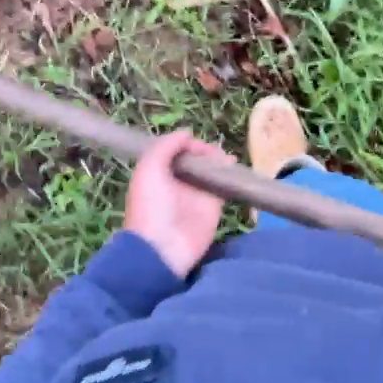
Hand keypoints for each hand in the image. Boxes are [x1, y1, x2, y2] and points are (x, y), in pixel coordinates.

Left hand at [124, 131, 232, 277]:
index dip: (185, 144)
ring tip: (224, 156)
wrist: (161, 248)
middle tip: (211, 150)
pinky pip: (222, 187)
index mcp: (158, 172)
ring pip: (210, 170)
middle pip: (195, 159)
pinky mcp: (212, 207)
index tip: (193, 142)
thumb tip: (186, 133)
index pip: (175, 150)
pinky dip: (229, 176)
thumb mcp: (149, 168)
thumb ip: (166, 146)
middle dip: (203, 150)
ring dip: (218, 160)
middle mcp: (177, 181)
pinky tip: (233, 166)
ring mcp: (195, 194)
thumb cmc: (150, 205)